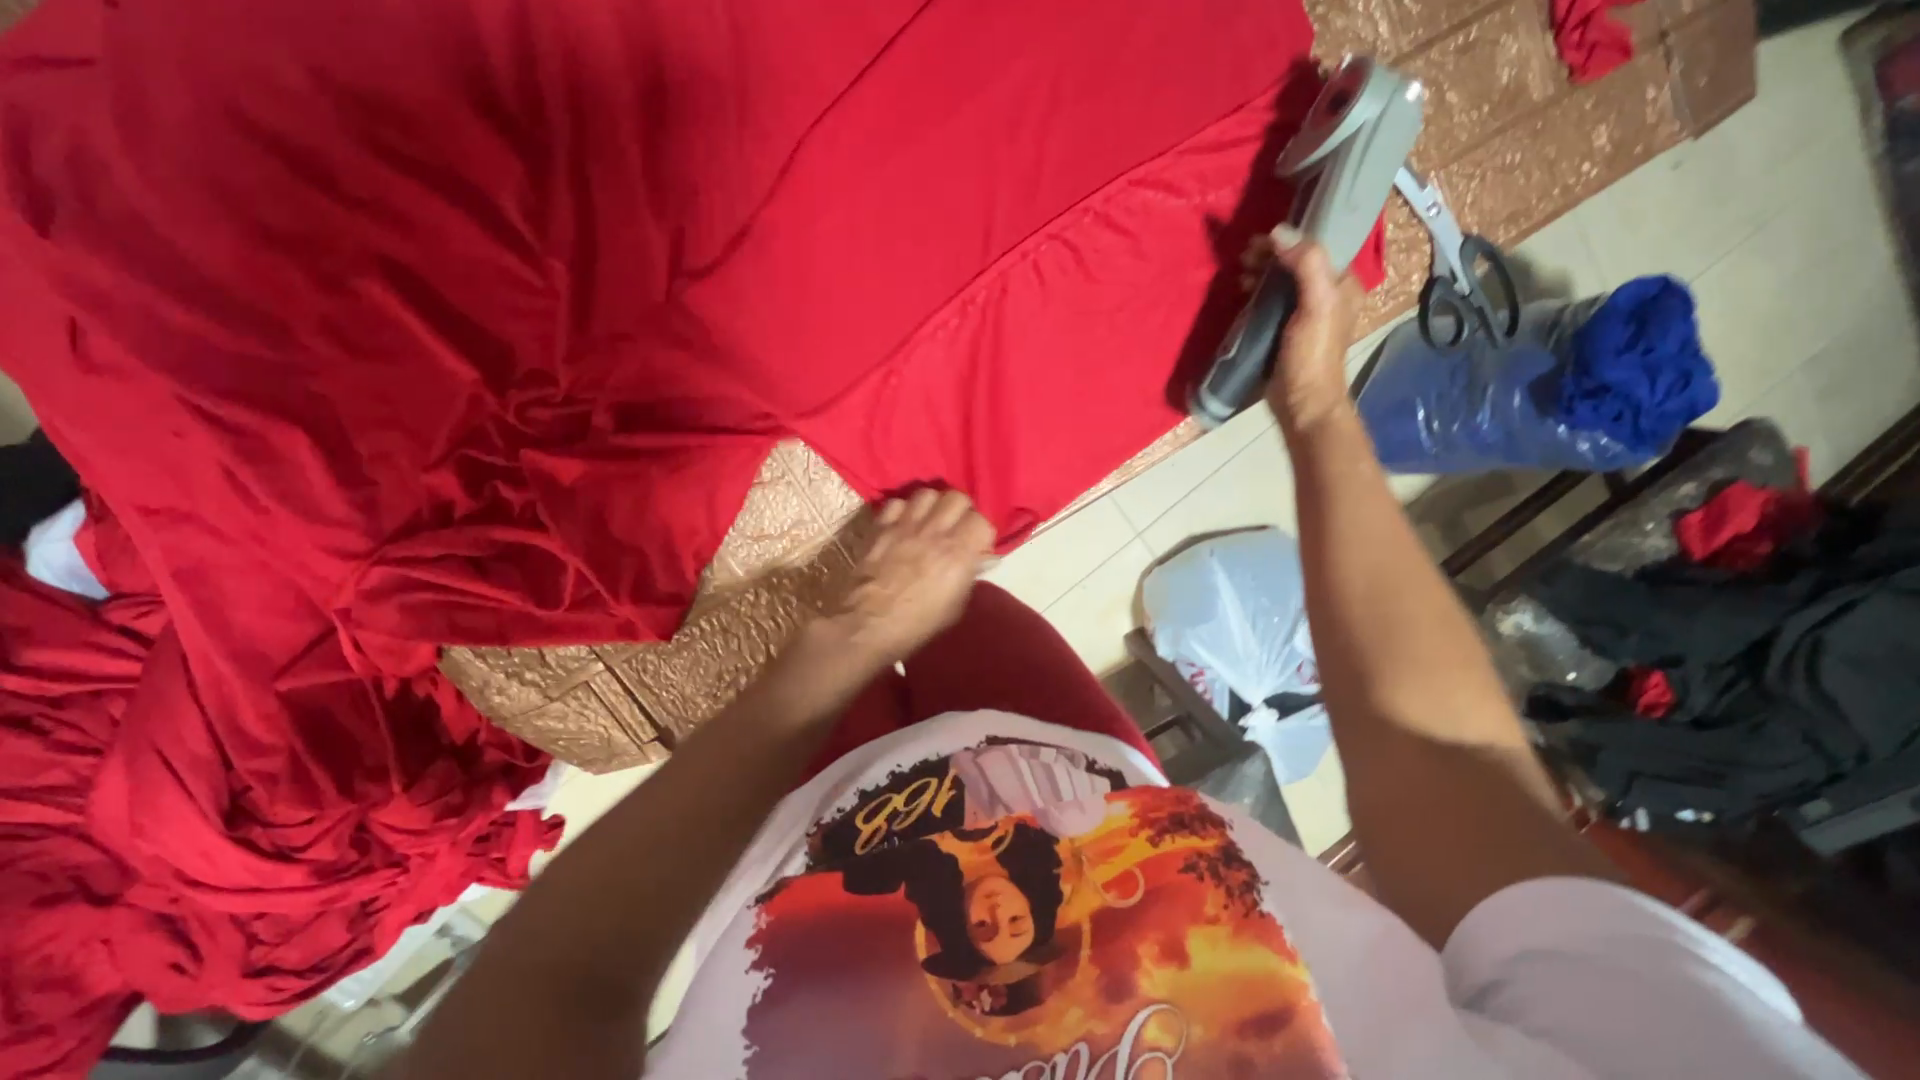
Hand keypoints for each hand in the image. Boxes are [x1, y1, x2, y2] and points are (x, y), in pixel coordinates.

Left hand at [820, 488, 995, 668]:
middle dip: (961, 509)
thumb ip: (968, 576)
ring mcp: (904, 526)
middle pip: (957, 497)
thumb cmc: (918, 625)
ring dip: (933, 504)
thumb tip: (977, 559)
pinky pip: (896, 503)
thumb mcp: (956, 607)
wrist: (868, 625)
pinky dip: (903, 510)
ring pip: (927, 493)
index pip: (982, 519)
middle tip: (957, 526)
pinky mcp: (880, 528)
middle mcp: (934, 532)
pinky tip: (903, 524)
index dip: (982, 530)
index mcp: (959, 553)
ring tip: (930, 520)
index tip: (978, 542)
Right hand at [1257, 225, 1364, 436]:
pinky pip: (1271, 300)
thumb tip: (1279, 232)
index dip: (1290, 238)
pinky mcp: (1285, 329)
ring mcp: (1305, 313)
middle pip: (1297, 262)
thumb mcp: (1316, 305)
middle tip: (1244, 258)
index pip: (1318, 247)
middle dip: (1271, 255)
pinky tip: (1243, 293)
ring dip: (1261, 273)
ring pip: (1282, 280)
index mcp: (1343, 285)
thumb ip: (1306, 265)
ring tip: (1240, 276)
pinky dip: (1257, 292)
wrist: (1302, 403)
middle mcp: (1327, 295)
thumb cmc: (1312, 355)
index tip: (1261, 240)